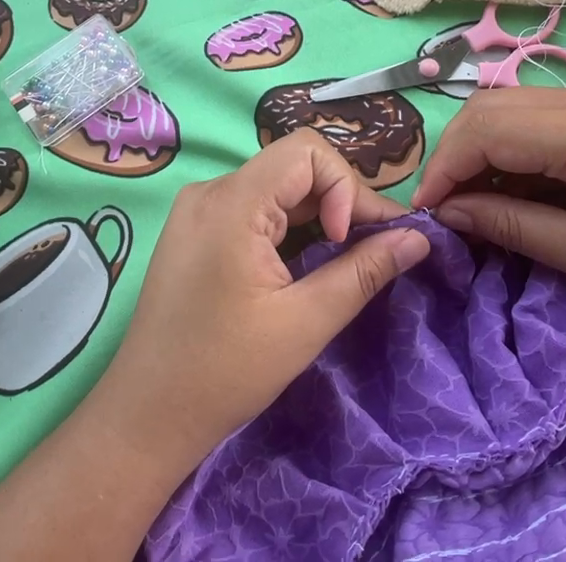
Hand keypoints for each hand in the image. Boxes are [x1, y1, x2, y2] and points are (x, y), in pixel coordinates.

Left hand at [92, 130, 430, 464]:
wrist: (148, 413)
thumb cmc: (225, 372)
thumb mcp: (305, 323)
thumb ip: (363, 271)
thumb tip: (418, 238)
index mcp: (231, 203)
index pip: (306, 152)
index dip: (345, 186)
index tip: (354, 241)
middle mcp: (210, 192)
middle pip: (293, 166)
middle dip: (341, 200)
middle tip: (373, 249)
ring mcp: (198, 210)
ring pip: (276, 186)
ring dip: (319, 213)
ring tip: (347, 257)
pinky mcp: (195, 230)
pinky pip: (254, 206)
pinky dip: (290, 225)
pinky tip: (308, 260)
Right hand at [410, 88, 565, 334]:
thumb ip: (514, 227)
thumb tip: (448, 213)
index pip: (486, 129)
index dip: (445, 168)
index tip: (426, 214)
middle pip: (492, 107)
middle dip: (456, 154)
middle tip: (445, 210)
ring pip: (512, 107)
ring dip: (482, 149)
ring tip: (475, 204)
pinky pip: (541, 118)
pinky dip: (513, 149)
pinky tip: (516, 189)